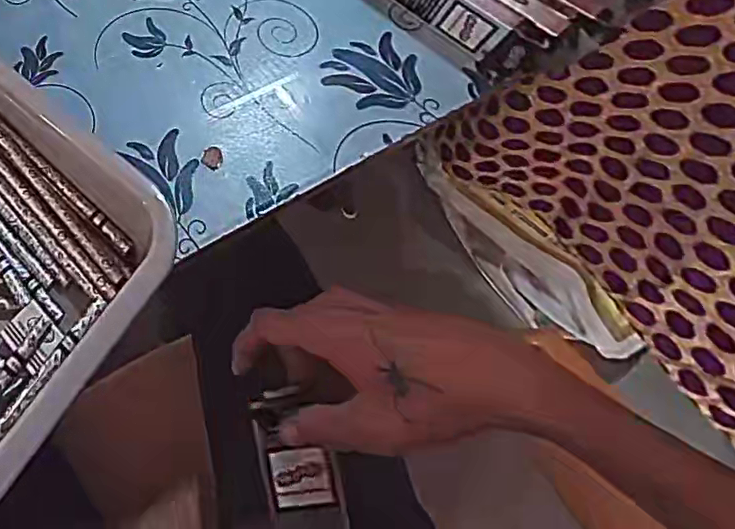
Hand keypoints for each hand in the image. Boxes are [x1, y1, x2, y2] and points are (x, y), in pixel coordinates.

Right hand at [230, 287, 575, 455]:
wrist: (493, 370)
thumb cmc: (429, 395)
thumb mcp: (371, 426)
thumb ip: (321, 427)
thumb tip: (287, 430)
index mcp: (328, 327)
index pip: (267, 322)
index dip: (245, 344)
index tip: (241, 371)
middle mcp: (340, 305)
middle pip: (290, 321)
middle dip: (283, 360)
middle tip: (296, 399)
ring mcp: (365, 303)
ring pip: (315, 320)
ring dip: (309, 354)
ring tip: (329, 395)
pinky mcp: (385, 310)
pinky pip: (340, 320)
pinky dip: (332, 346)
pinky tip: (359, 381)